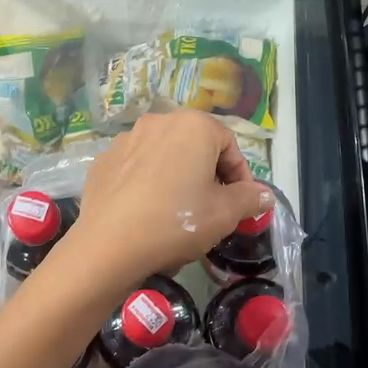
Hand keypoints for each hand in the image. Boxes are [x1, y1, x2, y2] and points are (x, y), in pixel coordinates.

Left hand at [57, 111, 272, 296]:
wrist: (109, 245)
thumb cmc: (176, 222)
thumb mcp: (225, 214)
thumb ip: (250, 198)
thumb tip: (264, 194)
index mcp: (193, 126)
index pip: (229, 144)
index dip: (240, 175)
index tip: (241, 203)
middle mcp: (158, 122)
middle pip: (195, 145)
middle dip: (208, 173)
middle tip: (212, 207)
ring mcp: (126, 139)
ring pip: (164, 155)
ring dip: (177, 176)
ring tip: (178, 210)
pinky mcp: (103, 160)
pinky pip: (136, 167)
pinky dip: (147, 183)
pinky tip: (146, 211)